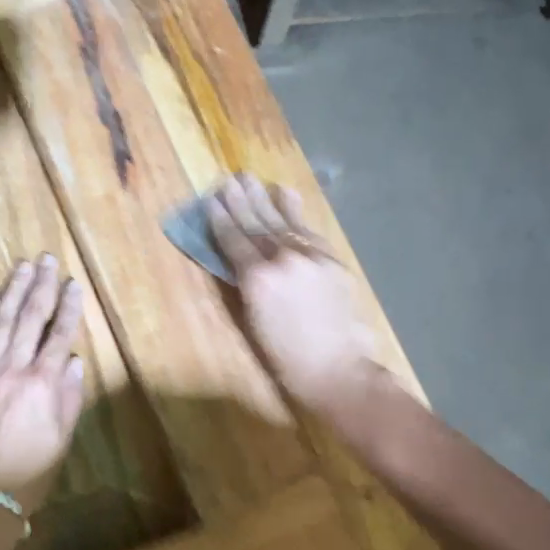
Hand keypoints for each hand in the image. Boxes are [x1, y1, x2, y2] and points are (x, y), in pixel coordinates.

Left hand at [0, 255, 86, 513]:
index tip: (72, 284)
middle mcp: (15, 368)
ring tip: (22, 268)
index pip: (59, 334)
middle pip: (29, 318)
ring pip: (0, 322)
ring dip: (11, 292)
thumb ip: (69, 397)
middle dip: (40, 287)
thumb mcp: (61, 438)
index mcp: (44, 383)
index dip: (67, 307)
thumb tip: (74, 359)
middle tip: (47, 259)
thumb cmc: (30, 471)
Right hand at [207, 174, 376, 414]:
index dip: (221, 219)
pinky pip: (308, 230)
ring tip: (251, 179)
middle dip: (241, 201)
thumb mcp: (253, 322)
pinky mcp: (332, 260)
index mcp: (257, 278)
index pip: (234, 240)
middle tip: (230, 179)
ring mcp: (311, 256)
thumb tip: (239, 261)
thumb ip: (246, 284)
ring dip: (265, 199)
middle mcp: (283, 258)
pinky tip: (287, 195)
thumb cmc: (286, 358)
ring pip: (283, 221)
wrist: (338, 369)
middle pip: (257, 224)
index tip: (212, 199)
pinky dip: (295, 212)